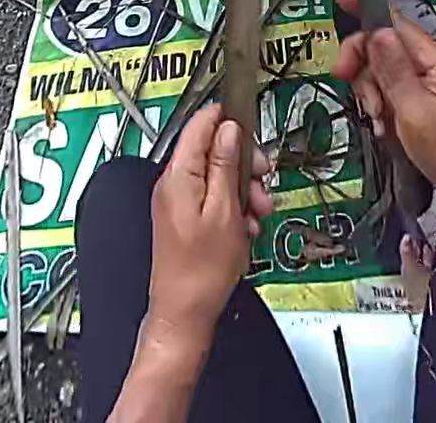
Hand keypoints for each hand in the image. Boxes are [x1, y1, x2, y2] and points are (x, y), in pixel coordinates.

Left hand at [147, 104, 272, 338]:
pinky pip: (213, 195)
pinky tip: (246, 224)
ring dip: (243, 187)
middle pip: (212, 148)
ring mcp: (178, 200)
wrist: (184, 316)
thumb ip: (227, 164)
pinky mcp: (184, 216)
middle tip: (261, 179)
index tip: (250, 125)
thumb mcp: (225, 210)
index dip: (227, 119)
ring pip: (217, 173)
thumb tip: (229, 129)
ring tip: (257, 211)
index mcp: (178, 175)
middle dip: (243, 162)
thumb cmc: (202, 271)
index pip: (200, 124)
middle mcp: (173, 182)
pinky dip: (233, 204)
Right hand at [332, 0, 435, 211]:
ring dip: (371, 92)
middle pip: (383, 46)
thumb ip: (394, 71)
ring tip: (380, 119)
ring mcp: (426, 82)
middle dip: (364, 66)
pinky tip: (385, 125)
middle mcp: (431, 66)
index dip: (367, 10)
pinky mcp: (420, 99)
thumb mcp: (416, 113)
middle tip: (353, 87)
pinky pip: (388, 90)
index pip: (396, 23)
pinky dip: (379, 105)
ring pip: (381, 69)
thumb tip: (378, 33)